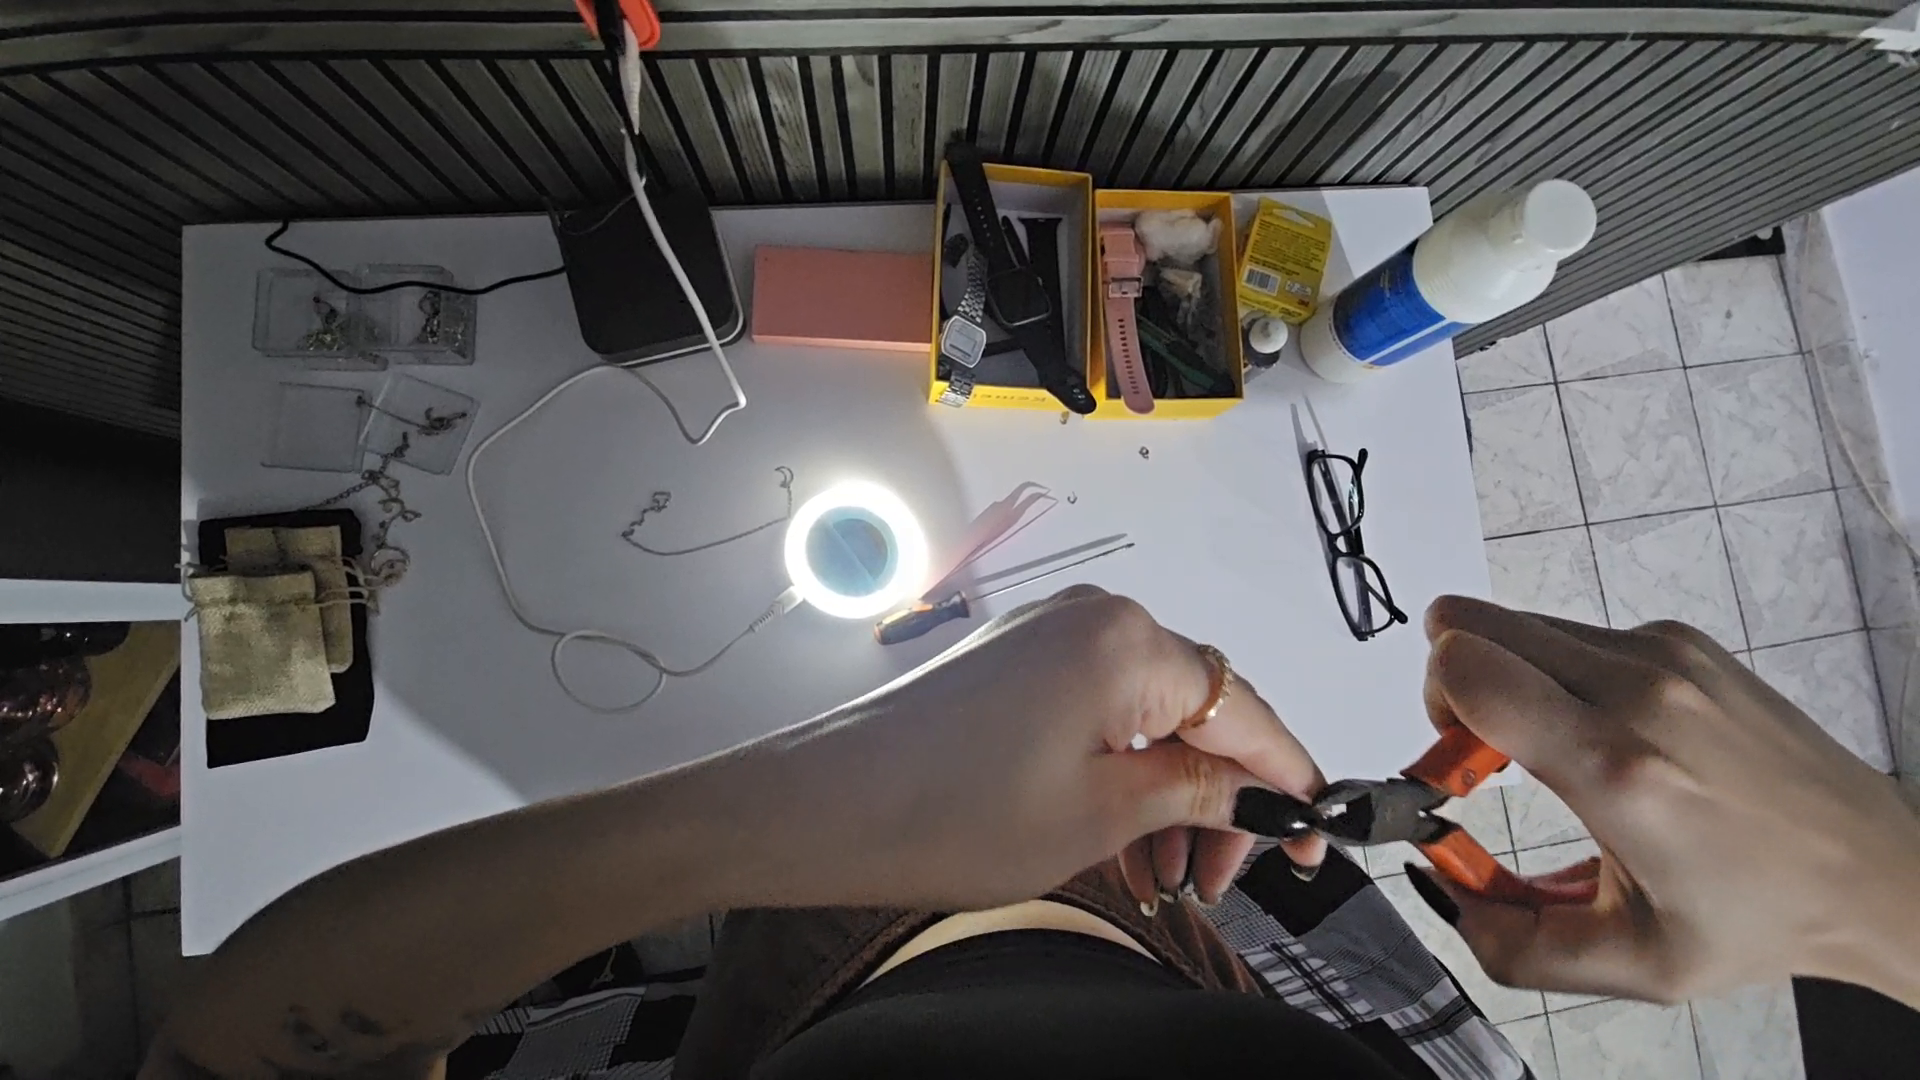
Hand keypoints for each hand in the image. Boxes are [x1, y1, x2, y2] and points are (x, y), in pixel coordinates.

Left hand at [675, 586, 1324, 913]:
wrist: (827, 801)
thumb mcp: (1102, 814)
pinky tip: (1118, 828)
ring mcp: (1049, 633)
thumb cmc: (948, 810)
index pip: (1242, 708)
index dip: (1287, 776)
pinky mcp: (1019, 657)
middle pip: (1196, 706)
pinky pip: (1098, 705)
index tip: (1311, 834)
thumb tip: (1261, 788)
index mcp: (1126, 641)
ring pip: (1146, 711)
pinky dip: (1119, 763)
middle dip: (1218, 793)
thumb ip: (1198, 789)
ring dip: (1166, 786)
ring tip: (1161, 870)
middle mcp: (1092, 618)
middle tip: (1215, 875)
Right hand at [1417, 595, 1919, 1004]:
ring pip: (1505, 623)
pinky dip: (1546, 667)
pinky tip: (1592, 720)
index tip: (1459, 753)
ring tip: (1547, 736)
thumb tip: (1429, 877)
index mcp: (1618, 772)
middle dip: (1450, 678)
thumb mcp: (1625, 963)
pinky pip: (1558, 629)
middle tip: (1484, 740)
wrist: (1887, 874)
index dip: (1433, 701)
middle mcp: (1638, 693)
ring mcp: (1661, 655)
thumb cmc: (1756, 917)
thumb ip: (1502, 938)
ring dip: (1497, 671)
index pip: (1467, 670)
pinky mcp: (1675, 639)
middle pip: (1467, 625)